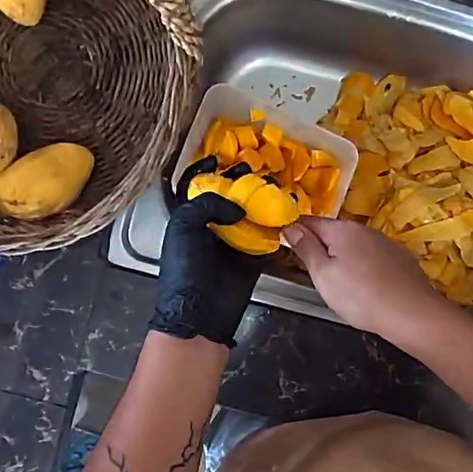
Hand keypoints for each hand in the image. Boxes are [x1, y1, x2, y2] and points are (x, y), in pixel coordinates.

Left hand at [148, 157, 266, 346]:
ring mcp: (233, 241)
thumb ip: (208, 203)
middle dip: (243, 184)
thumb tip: (239, 205)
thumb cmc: (185, 269)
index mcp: (190, 216)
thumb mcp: (185, 226)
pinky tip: (287, 211)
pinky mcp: (252, 256)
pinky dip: (277, 226)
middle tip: (259, 171)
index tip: (222, 158)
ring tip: (277, 187)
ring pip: (251, 214)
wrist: (200, 312)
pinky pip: (267, 237)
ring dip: (263, 202)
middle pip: (230, 197)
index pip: (198, 186)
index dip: (207, 170)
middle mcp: (212, 225)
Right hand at [282, 216, 457, 344]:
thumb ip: (306, 249)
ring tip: (340, 284)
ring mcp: (385, 242)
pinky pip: (372, 257)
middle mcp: (365, 229)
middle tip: (313, 273)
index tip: (285, 245)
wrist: (412, 314)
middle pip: (333, 233)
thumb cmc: (360, 297)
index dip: (294, 231)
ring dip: (343, 258)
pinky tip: (365, 287)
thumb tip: (290, 226)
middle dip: (320, 247)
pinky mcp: (400, 258)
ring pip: (354, 245)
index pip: (309, 221)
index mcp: (342, 230)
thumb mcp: (323, 276)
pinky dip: (363, 266)